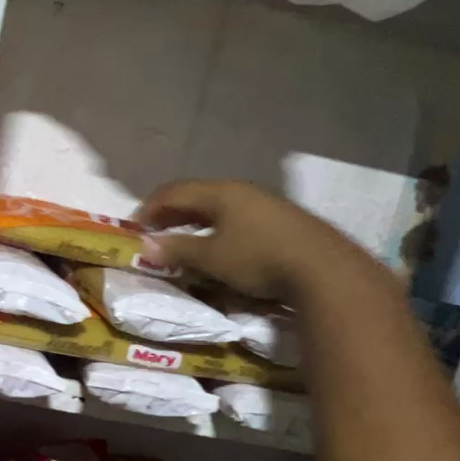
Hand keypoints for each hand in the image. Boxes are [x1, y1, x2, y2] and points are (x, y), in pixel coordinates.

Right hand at [135, 179, 376, 301]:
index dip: (149, 208)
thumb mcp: (211, 257)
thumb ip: (177, 250)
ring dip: (196, 224)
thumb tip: (147, 245)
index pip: (173, 192)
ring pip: (220, 208)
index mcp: (220, 192)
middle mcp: (242, 191)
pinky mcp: (283, 222)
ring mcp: (266, 204)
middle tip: (155, 234)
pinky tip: (222, 249)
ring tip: (185, 243)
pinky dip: (219, 231)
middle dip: (171, 215)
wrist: (324, 269)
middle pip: (197, 196)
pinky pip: (239, 219)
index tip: (134, 229)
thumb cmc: (258, 258)